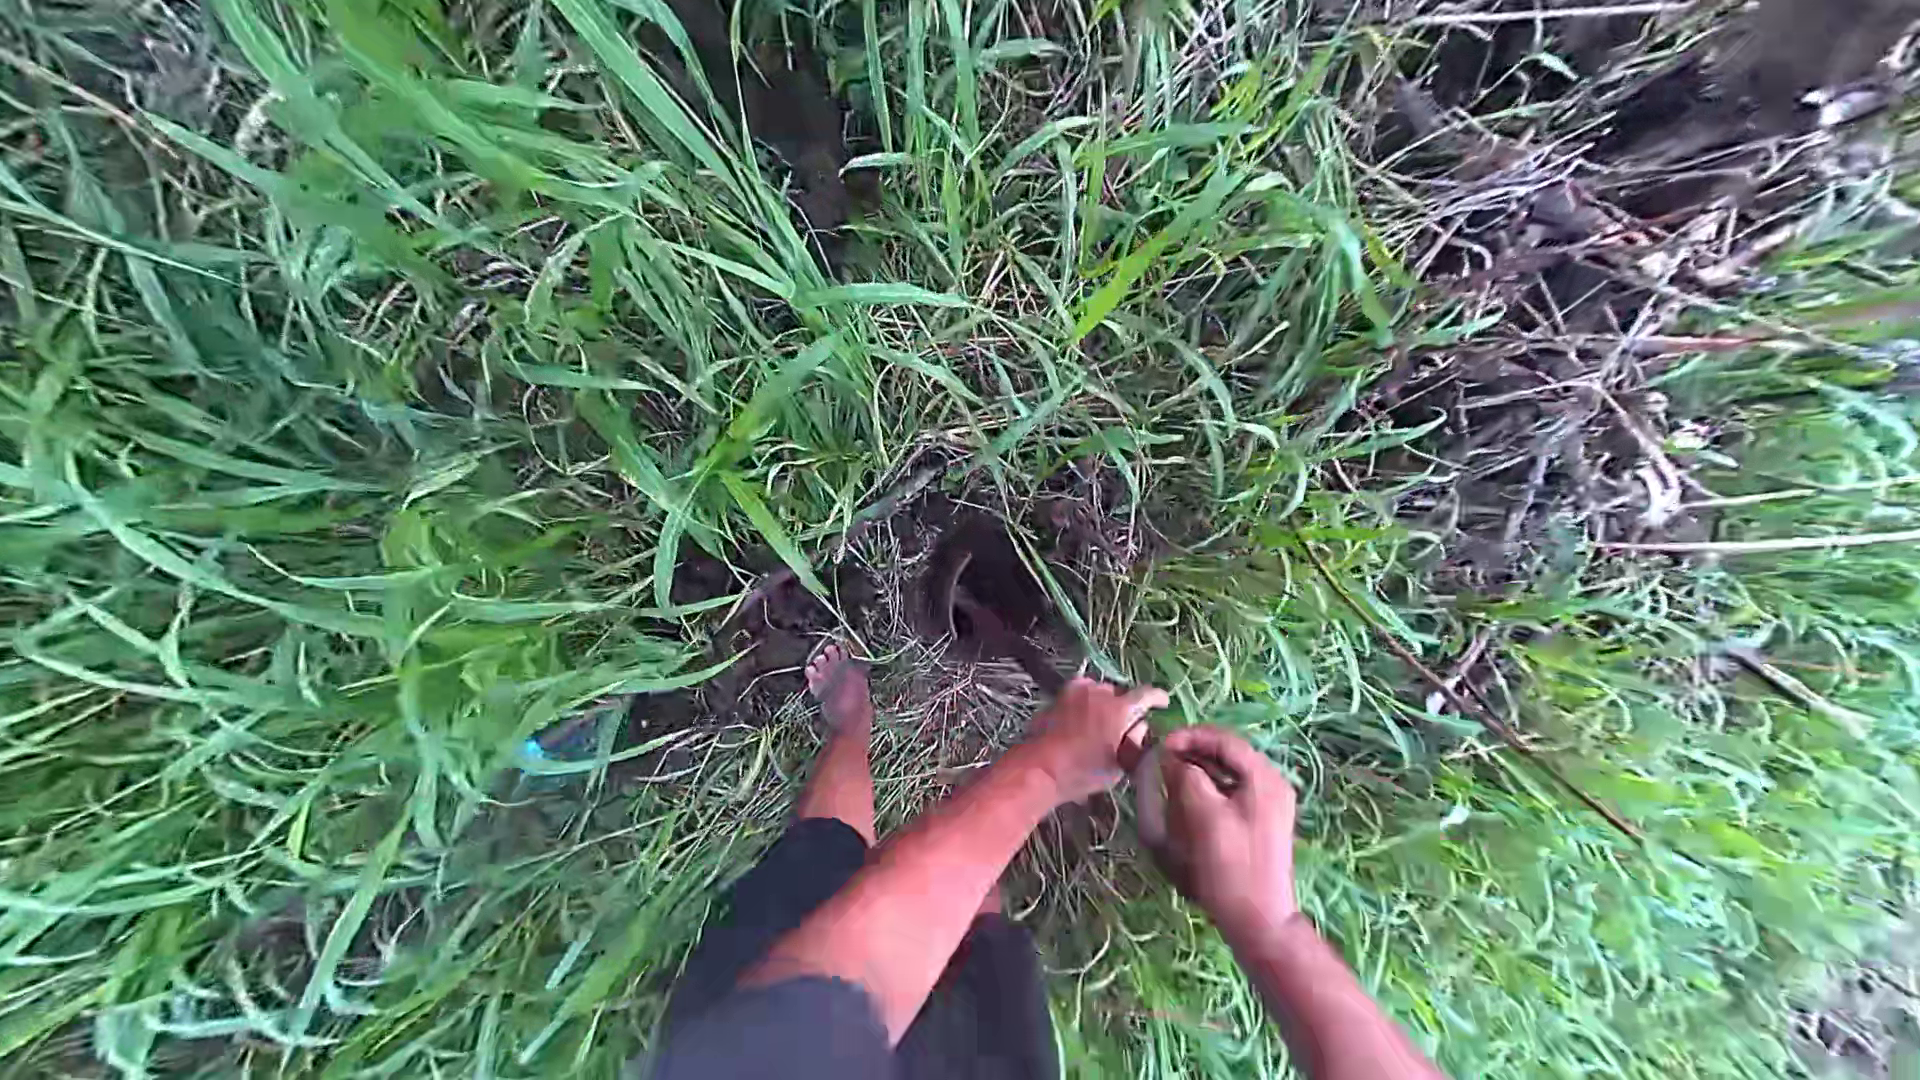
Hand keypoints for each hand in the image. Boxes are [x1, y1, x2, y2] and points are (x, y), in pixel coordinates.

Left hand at [1021, 677, 1168, 803]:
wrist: (1041, 766)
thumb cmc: (1083, 771)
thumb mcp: (1119, 764)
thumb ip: (1135, 742)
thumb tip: (1140, 726)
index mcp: (1119, 708)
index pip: (1146, 694)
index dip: (1158, 697)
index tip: (1163, 701)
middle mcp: (1099, 692)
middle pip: (1120, 692)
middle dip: (1126, 705)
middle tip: (1126, 724)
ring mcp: (1076, 691)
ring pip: (1098, 690)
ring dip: (1104, 701)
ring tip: (1103, 720)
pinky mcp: (1058, 696)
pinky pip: (1079, 691)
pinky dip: (1086, 700)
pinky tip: (1084, 714)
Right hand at [1152, 726, 1298, 949]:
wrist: (1259, 922)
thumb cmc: (1231, 865)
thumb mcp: (1202, 814)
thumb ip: (1184, 775)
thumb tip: (1168, 755)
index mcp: (1264, 778)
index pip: (1224, 739)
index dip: (1189, 737)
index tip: (1161, 746)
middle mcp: (1271, 784)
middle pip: (1227, 753)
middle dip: (1192, 752)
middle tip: (1162, 759)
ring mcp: (1268, 804)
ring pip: (1227, 771)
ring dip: (1197, 769)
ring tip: (1170, 777)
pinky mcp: (1259, 821)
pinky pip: (1229, 790)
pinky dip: (1206, 787)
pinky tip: (1187, 798)